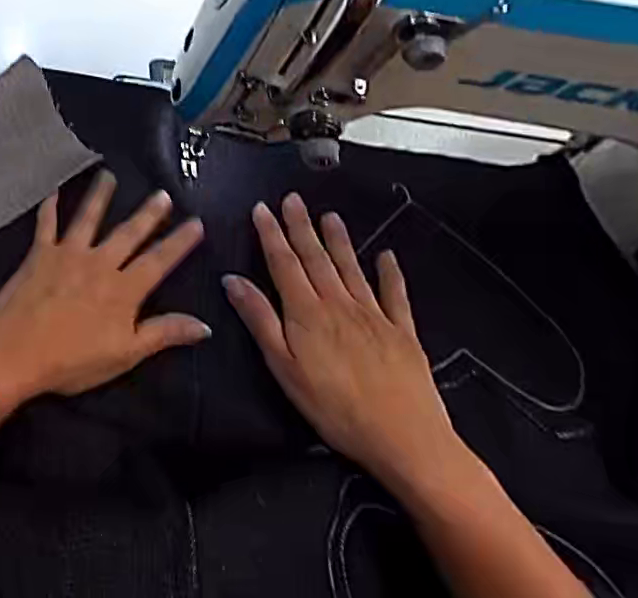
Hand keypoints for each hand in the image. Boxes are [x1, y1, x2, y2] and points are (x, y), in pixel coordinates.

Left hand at [0, 171, 209, 398]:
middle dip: (148, 213)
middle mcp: (100, 263)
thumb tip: (204, 325)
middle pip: (128, 233)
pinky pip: (46, 225)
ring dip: (100, 196)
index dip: (179, 242)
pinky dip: (50, 208)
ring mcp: (68, 254)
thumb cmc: (73, 359)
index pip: (159, 260)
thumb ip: (164, 334)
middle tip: (162, 193)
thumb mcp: (126, 354)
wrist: (17, 350)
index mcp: (124, 289)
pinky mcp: (40, 254)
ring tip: (109, 175)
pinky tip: (53, 192)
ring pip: (89, 218)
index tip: (196, 222)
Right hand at [224, 194, 466, 485]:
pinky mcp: (402, 331)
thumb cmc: (335, 408)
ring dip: (338, 240)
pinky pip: (395, 294)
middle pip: (316, 258)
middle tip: (293, 199)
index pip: (284, 263)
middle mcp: (339, 304)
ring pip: (351, 267)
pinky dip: (390, 272)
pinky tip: (387, 255)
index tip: (262, 208)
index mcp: (307, 312)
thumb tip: (233, 280)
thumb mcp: (284, 368)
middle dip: (301, 226)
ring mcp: (373, 314)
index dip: (271, 234)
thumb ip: (260, 320)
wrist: (404, 437)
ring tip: (330, 216)